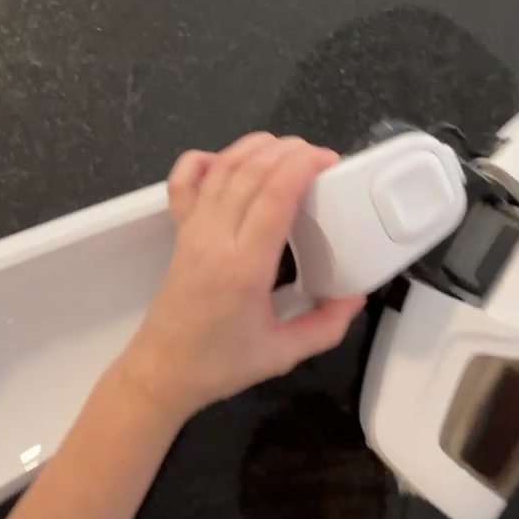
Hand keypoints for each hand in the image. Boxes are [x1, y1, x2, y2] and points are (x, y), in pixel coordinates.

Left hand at [113, 134, 366, 423]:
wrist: (162, 370)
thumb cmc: (221, 363)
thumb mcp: (284, 354)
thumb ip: (327, 326)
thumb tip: (356, 295)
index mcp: (244, 268)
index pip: (274, 197)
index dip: (303, 167)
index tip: (330, 161)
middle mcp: (215, 239)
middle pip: (251, 172)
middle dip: (289, 151)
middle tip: (319, 157)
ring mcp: (192, 230)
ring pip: (222, 169)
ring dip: (256, 148)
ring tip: (288, 149)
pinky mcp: (179, 230)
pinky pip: (184, 182)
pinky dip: (205, 160)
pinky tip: (228, 159)